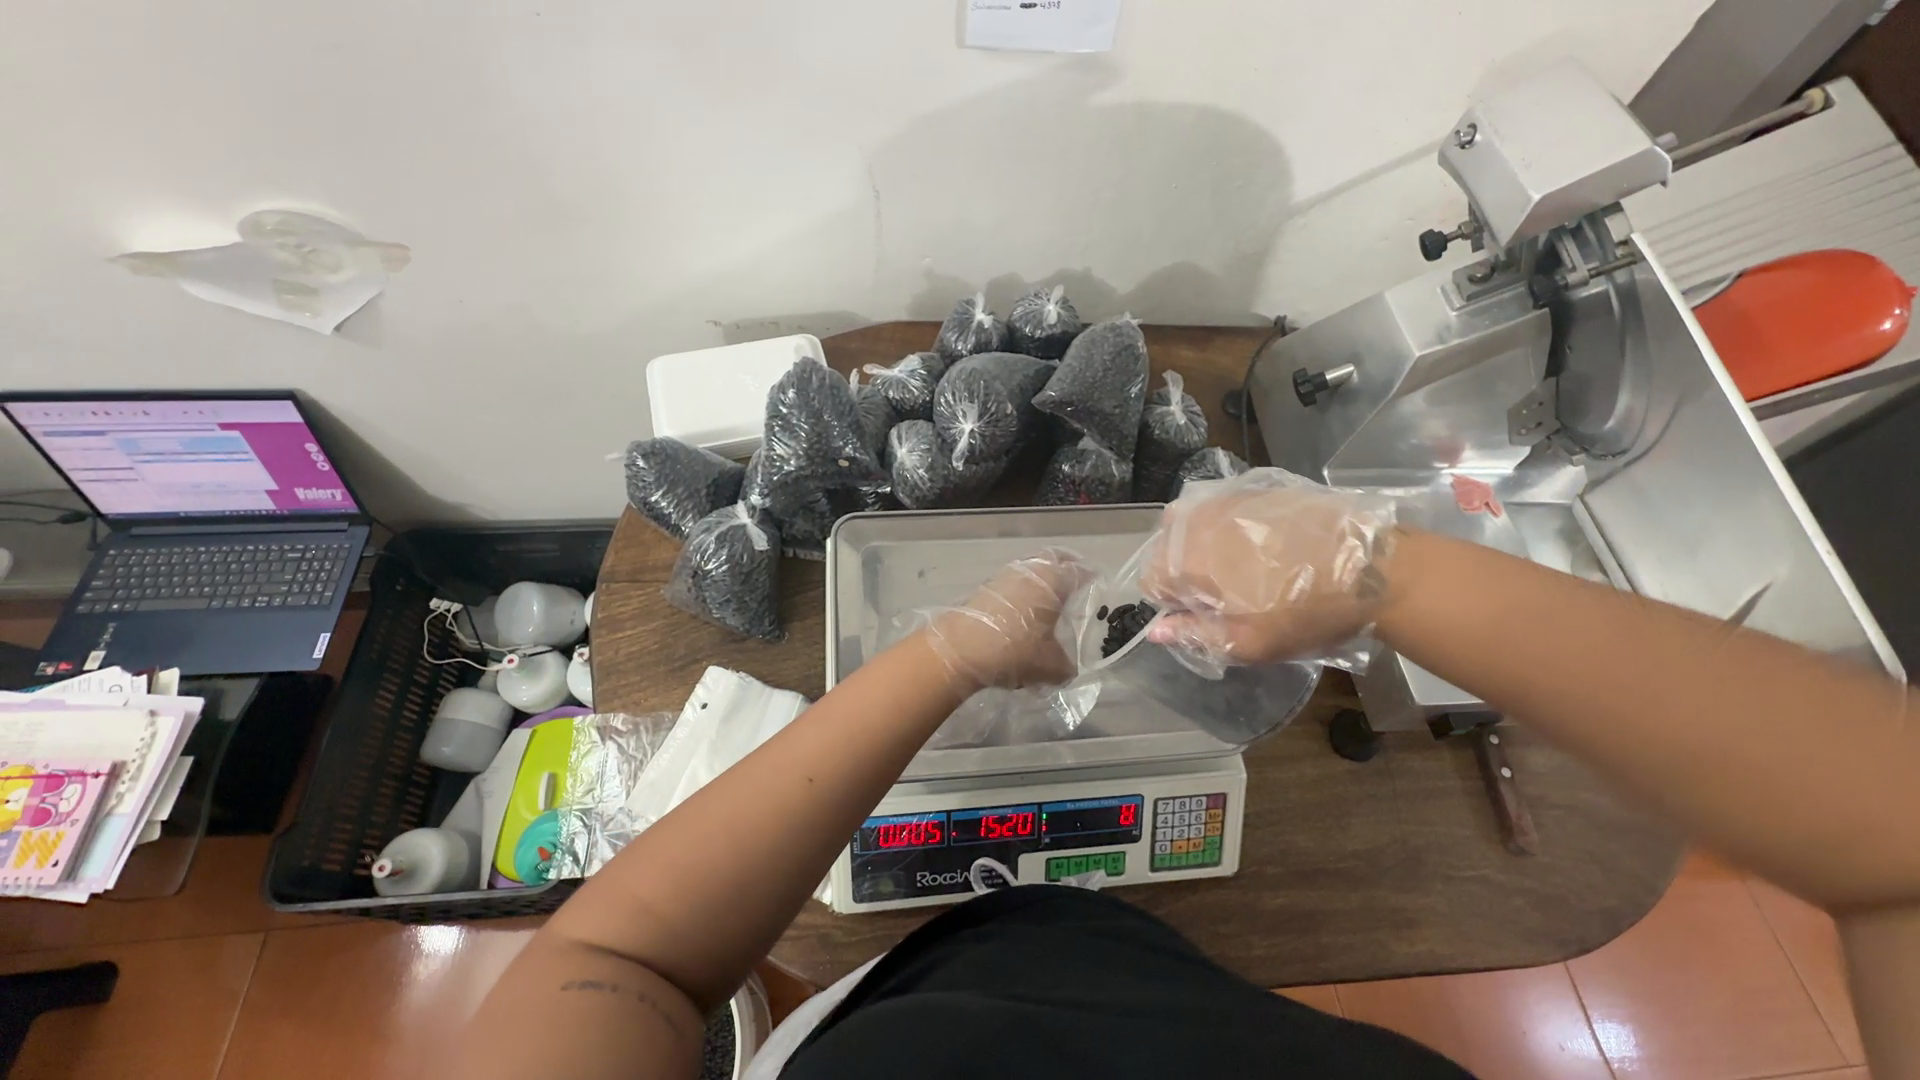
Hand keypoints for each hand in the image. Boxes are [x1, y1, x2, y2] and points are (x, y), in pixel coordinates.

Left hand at [924, 549, 1092, 689]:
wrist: (960, 650)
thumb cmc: (1015, 651)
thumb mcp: (1050, 667)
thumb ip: (1066, 666)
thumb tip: (1069, 669)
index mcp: (1053, 580)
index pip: (1081, 571)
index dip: (1092, 577)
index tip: (1099, 584)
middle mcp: (1030, 570)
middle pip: (1054, 559)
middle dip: (1066, 566)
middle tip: (1075, 580)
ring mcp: (1005, 575)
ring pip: (1030, 568)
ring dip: (1041, 576)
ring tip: (1049, 597)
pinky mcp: (985, 587)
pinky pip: (1013, 581)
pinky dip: (1023, 588)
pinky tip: (1024, 608)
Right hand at [1137, 469, 1400, 666]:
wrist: (1372, 567)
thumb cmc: (1305, 612)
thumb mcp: (1249, 642)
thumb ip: (1195, 634)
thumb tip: (1155, 629)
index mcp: (1189, 561)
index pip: (1151, 581)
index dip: (1173, 604)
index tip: (1205, 615)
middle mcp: (1198, 522)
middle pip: (1167, 549)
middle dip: (1185, 572)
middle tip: (1227, 595)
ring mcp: (1228, 499)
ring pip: (1191, 524)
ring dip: (1204, 546)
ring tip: (1243, 568)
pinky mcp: (1257, 488)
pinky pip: (1222, 507)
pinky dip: (1229, 526)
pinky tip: (1263, 544)